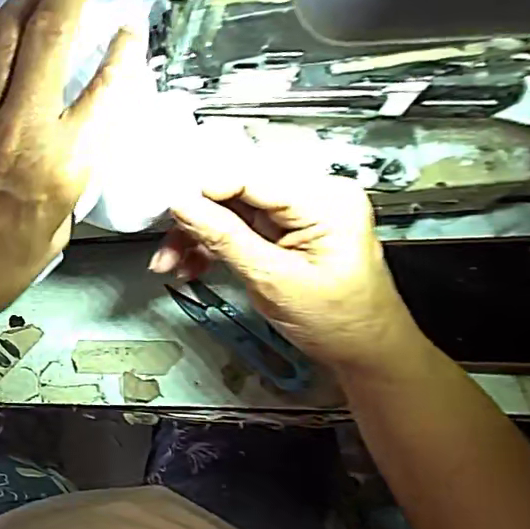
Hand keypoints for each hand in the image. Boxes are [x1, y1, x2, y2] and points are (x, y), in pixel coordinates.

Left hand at [0, 0, 143, 336]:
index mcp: (64, 163)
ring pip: (2, 41)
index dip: (120, 50)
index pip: (104, 87)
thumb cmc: (5, 265)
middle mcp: (23, 129)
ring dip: (23, 5)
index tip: (126, 28)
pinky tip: (3, 30)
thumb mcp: (61, 222)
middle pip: (49, 39)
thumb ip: (73, 170)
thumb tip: (77, 134)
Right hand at [150, 165, 428, 374]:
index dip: (204, 191)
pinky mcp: (281, 229)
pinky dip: (209, 246)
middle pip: (233, 193)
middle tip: (166, 243)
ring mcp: (296, 213)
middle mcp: (313, 197)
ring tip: (173, 262)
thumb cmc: (341, 320)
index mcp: (326, 199)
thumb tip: (185, 206)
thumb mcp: (273, 279)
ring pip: (226, 211)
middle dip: (195, 220)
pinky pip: (234, 227)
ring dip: (195, 237)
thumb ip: (224, 238)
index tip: (170, 208)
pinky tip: (192, 264)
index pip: (250, 178)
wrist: (362, 351)